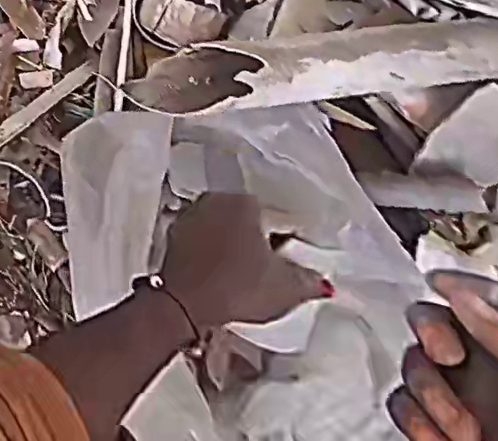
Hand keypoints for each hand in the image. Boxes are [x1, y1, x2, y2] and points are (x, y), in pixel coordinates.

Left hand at [159, 192, 326, 329]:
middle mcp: (215, 198)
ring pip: (227, 223)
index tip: (304, 256)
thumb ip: (311, 279)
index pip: (281, 217)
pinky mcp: (176, 229)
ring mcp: (192, 212)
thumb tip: (320, 279)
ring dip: (241, 241)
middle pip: (252, 217)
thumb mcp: (288, 287)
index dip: (297, 239)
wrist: (186, 298)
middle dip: (268, 237)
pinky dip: (219, 246)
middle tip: (283, 264)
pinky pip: (207, 234)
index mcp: (244, 202)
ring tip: (256, 268)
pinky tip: (228, 267)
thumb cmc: (239, 285)